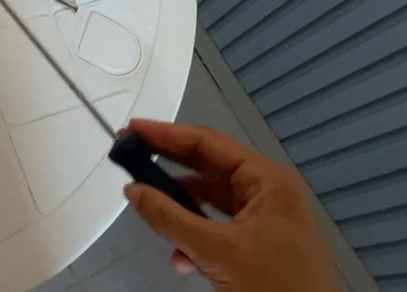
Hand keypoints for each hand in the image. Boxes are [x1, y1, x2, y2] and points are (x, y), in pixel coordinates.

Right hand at [121, 120, 336, 291]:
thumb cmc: (275, 290)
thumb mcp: (216, 252)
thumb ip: (169, 218)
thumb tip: (133, 190)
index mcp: (267, 181)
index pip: (208, 142)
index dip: (166, 135)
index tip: (132, 130)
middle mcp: (268, 192)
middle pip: (208, 168)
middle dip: (169, 171)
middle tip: (132, 160)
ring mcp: (267, 219)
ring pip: (211, 200)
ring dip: (182, 211)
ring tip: (153, 215)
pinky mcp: (263, 245)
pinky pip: (220, 227)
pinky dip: (197, 237)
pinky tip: (182, 259)